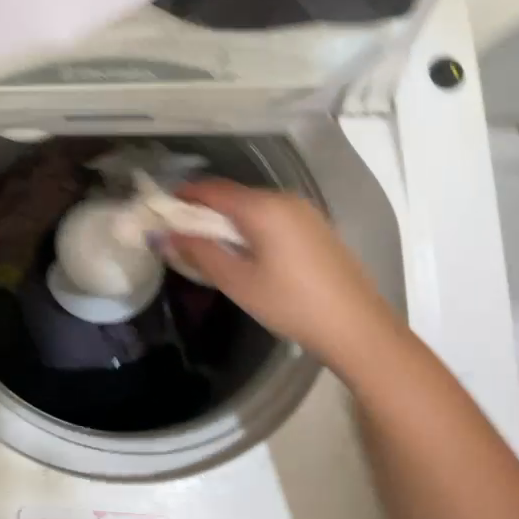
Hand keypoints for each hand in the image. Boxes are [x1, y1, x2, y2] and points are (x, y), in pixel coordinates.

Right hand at [166, 180, 401, 365]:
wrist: (358, 329)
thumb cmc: (291, 304)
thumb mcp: (237, 281)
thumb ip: (198, 252)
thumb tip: (162, 234)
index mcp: (262, 207)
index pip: (210, 189)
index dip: (181, 197)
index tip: (160, 214)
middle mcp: (284, 200)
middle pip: (232, 195)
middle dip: (203, 211)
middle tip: (182, 236)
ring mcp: (305, 212)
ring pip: (253, 206)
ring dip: (228, 220)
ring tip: (212, 248)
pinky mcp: (317, 228)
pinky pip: (272, 216)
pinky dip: (251, 227)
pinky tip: (248, 254)